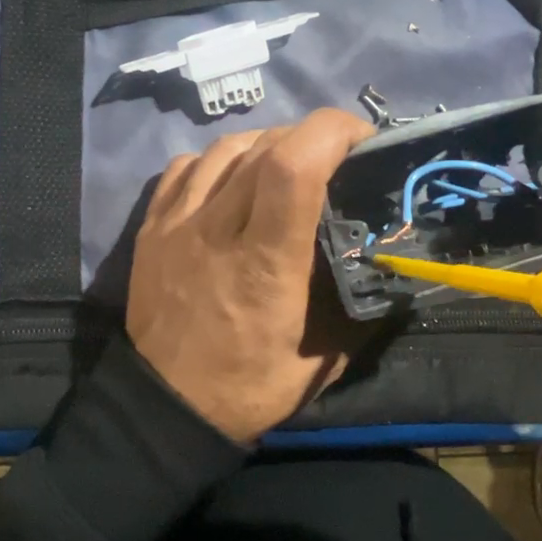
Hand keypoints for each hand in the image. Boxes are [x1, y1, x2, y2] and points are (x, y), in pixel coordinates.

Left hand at [126, 109, 375, 443]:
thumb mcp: (321, 360)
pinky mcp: (151, 228)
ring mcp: (176, 224)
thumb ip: (358, 308)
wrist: (163, 407)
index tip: (361, 141)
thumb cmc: (246, 388)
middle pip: (264, 146)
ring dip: (265, 143)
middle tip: (335, 158)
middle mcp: (217, 230)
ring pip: (223, 149)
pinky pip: (185, 168)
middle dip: (309, 136)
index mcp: (264, 263)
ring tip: (287, 163)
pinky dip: (217, 161)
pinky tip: (232, 180)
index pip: (293, 166)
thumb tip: (390, 267)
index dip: (332, 133)